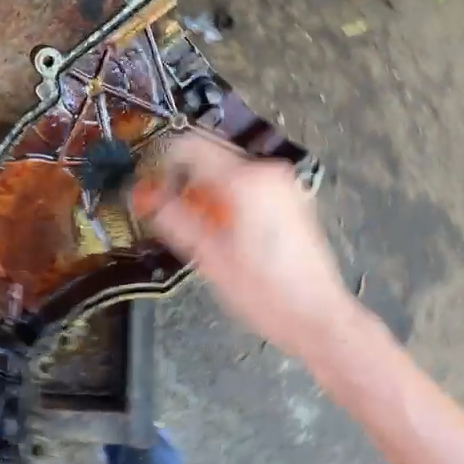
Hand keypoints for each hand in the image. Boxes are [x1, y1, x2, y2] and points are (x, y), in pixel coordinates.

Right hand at [135, 127, 357, 358]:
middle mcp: (267, 173)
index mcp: (245, 180)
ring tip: (198, 222)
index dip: (162, 159)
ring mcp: (283, 185)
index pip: (190, 145)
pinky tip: (223, 227)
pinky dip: (228, 194)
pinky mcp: (290, 199)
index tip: (150, 179)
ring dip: (206, 187)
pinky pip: (248, 181)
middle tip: (168, 204)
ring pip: (228, 169)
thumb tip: (144, 196)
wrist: (318, 318)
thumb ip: (171, 217)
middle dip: (185, 177)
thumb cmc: (269, 294)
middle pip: (209, 154)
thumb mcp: (207, 255)